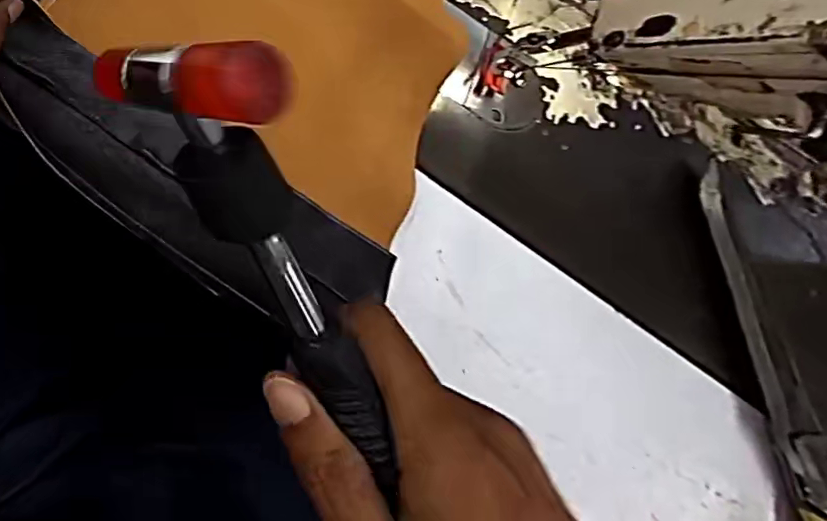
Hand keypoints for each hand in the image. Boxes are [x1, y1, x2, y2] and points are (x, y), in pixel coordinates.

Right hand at [266, 304, 573, 519]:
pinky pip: (473, 447)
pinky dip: (445, 468)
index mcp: (444, 434)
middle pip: (398, 376)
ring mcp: (524, 463)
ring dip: (405, 445)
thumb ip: (328, 461)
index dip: (329, 339)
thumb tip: (284, 389)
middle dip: (365, 412)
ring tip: (402, 512)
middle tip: (356, 479)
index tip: (311, 378)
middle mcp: (490, 433)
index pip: (372, 325)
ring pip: (434, 416)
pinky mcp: (542, 488)